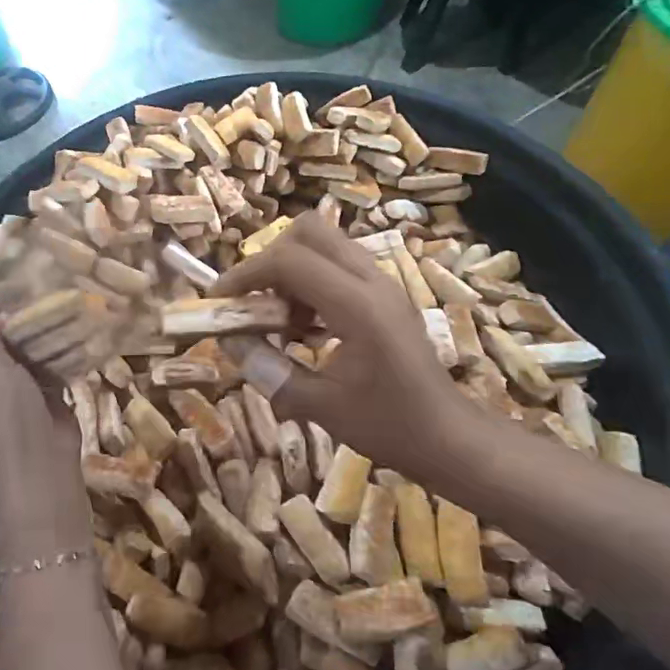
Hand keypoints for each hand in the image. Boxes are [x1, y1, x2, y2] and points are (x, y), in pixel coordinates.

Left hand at [0, 304, 92, 562]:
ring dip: (40, 334)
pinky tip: (75, 329)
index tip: (8, 283)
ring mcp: (20, 394)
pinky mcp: (48, 403)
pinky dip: (60, 354)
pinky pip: (52, 371)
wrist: (42, 474)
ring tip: (60, 297)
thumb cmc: (9, 420)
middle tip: (41, 283)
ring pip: (28, 356)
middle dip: (17, 318)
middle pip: (1, 343)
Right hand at [213, 213, 494, 478]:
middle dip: (269, 257)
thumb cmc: (390, 426)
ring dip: (290, 269)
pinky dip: (309, 282)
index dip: (246, 274)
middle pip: (310, 231)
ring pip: (325, 243)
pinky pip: (338, 265)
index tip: (219, 299)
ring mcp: (383, 283)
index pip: (290, 260)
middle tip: (252, 299)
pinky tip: (303, 327)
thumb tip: (228, 344)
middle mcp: (372, 281)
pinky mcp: (385, 294)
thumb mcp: (321, 407)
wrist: (450, 438)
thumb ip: (270, 371)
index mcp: (358, 307)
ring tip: (275, 317)